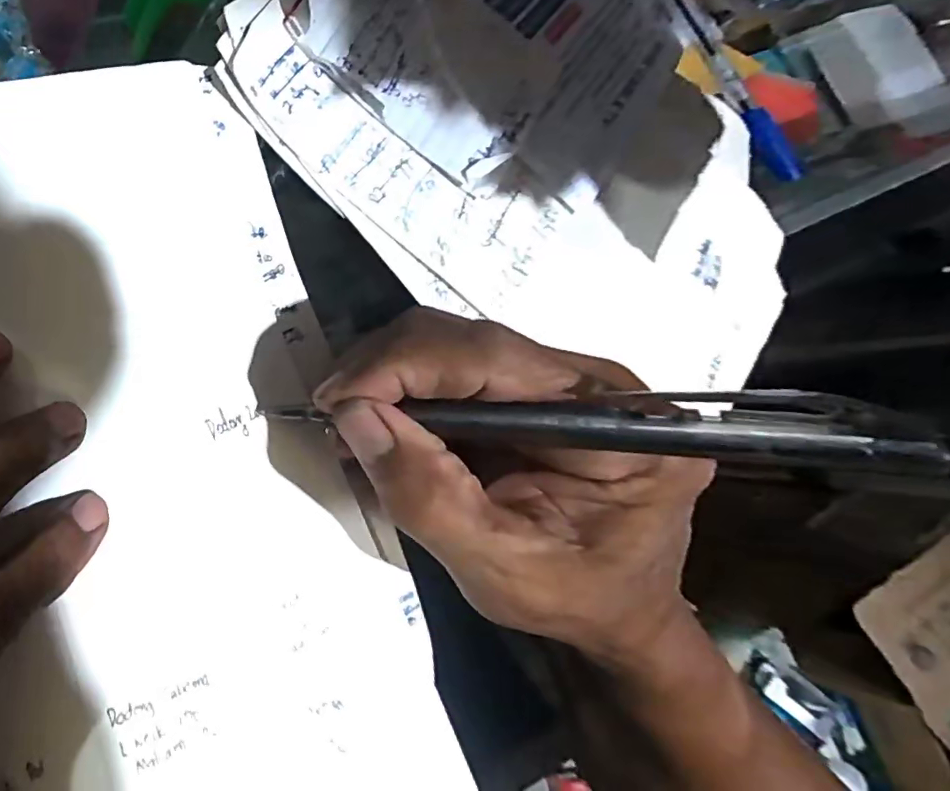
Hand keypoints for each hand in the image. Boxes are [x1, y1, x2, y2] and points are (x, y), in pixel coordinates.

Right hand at [312, 309, 710, 667]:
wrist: (614, 612)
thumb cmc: (573, 601)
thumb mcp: (497, 567)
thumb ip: (427, 495)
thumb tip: (353, 417)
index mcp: (607, 423)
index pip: (485, 356)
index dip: (398, 367)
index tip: (336, 404)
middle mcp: (585, 380)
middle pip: (456, 338)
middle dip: (380, 369)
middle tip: (335, 418)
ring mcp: (552, 376)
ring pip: (439, 341)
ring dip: (380, 374)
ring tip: (352, 423)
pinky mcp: (519, 383)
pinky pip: (439, 360)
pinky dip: (394, 384)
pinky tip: (377, 418)